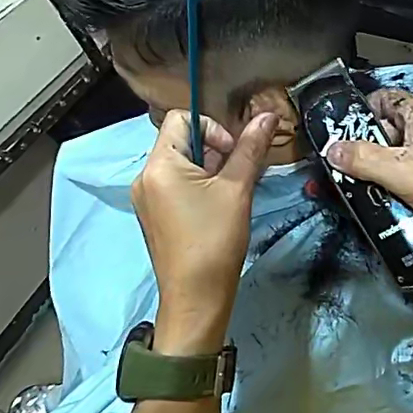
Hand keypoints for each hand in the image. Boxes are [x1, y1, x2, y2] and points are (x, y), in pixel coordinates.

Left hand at [132, 111, 280, 352]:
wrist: (196, 296)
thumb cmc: (215, 239)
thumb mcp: (237, 189)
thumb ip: (251, 148)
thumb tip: (268, 115)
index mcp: (159, 165)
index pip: (181, 118)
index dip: (212, 127)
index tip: (232, 154)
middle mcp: (145, 176)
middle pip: (181, 140)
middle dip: (214, 150)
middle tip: (235, 176)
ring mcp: (146, 197)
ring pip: (180, 163)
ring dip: (209, 168)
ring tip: (229, 193)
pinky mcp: (153, 214)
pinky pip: (176, 184)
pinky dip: (198, 185)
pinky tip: (216, 207)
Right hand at [324, 91, 412, 248]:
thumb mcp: (401, 171)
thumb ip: (362, 159)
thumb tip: (333, 149)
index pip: (382, 99)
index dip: (359, 114)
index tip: (339, 136)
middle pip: (389, 130)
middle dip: (367, 150)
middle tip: (346, 172)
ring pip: (402, 156)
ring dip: (383, 173)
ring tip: (366, 191)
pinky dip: (402, 186)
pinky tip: (393, 202)